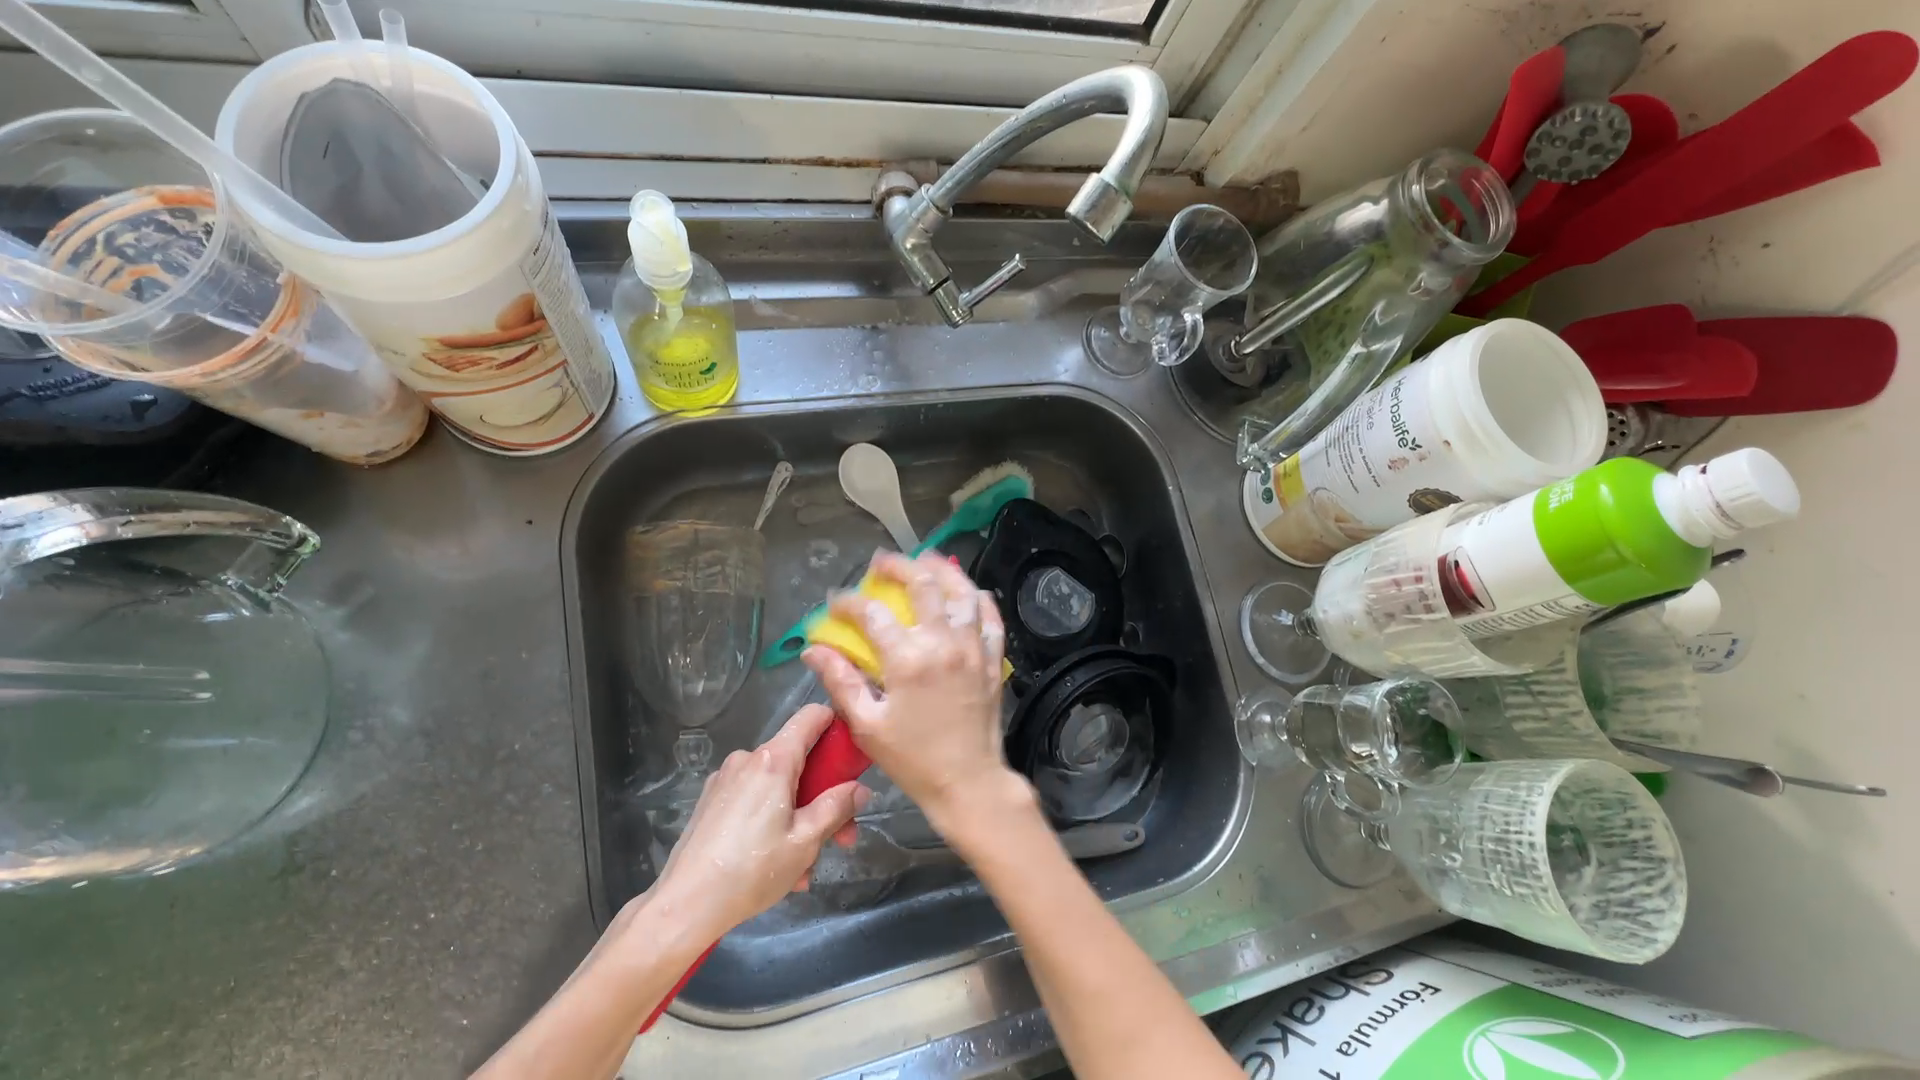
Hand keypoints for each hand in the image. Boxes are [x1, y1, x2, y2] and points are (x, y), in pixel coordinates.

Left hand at [649, 704, 868, 940]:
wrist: (686, 904)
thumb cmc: (752, 869)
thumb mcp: (806, 840)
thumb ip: (837, 807)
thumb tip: (860, 788)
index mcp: (773, 761)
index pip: (811, 716)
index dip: (837, 728)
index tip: (853, 758)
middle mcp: (747, 760)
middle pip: (798, 760)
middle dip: (824, 797)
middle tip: (840, 839)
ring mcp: (725, 780)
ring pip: (778, 788)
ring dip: (799, 819)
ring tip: (803, 868)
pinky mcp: (711, 802)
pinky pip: (754, 801)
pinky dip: (772, 824)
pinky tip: (776, 865)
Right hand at [802, 551, 1026, 827]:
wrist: (968, 782)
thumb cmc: (913, 759)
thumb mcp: (867, 725)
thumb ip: (840, 682)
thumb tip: (813, 650)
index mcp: (907, 660)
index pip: (872, 613)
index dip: (849, 602)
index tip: (836, 603)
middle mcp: (943, 643)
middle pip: (922, 584)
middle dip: (898, 566)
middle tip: (881, 564)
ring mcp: (973, 648)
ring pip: (961, 591)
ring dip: (942, 570)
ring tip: (925, 561)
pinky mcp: (992, 659)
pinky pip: (990, 617)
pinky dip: (977, 599)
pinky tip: (965, 592)